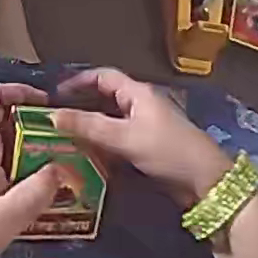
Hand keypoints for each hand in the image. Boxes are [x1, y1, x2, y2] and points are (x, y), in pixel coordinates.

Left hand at [0, 82, 60, 257]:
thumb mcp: (6, 219)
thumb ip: (37, 192)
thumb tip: (62, 168)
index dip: (5, 89)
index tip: (36, 99)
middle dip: (25, 111)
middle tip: (55, 125)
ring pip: (0, 137)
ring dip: (27, 136)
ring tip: (57, 149)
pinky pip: (1, 159)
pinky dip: (22, 158)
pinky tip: (42, 179)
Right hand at [53, 67, 231, 206]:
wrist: (205, 181)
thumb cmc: (166, 150)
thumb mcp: (124, 138)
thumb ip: (88, 126)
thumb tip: (53, 115)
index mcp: (138, 92)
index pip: (103, 76)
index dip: (78, 81)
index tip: (55, 94)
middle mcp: (141, 103)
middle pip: (105, 97)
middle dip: (81, 104)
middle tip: (55, 117)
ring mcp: (145, 124)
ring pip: (110, 118)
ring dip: (90, 124)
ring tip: (64, 135)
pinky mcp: (147, 144)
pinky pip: (118, 136)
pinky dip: (101, 140)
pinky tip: (87, 152)